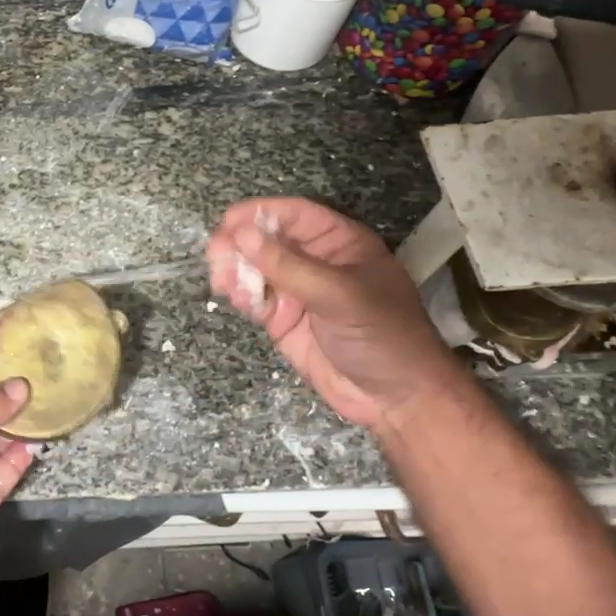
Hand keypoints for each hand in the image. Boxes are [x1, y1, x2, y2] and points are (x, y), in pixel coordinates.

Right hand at [206, 198, 458, 431]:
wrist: (399, 402)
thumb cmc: (383, 336)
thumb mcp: (339, 295)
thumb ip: (289, 266)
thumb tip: (242, 234)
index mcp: (339, 242)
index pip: (293, 214)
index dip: (259, 214)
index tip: (228, 222)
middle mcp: (315, 260)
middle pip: (267, 239)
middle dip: (239, 244)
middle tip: (216, 256)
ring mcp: (298, 290)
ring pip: (255, 267)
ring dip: (235, 270)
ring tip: (224, 282)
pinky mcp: (284, 319)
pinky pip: (254, 297)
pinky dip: (239, 294)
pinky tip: (233, 298)